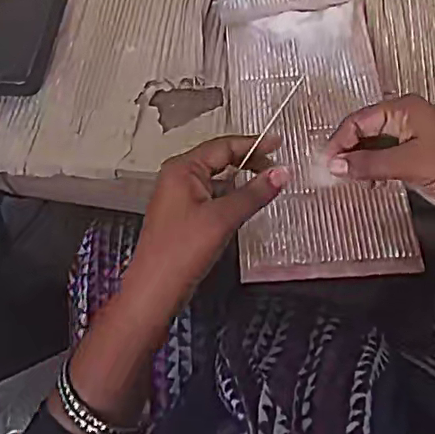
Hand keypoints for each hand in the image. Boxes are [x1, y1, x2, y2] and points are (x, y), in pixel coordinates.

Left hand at [123, 136, 289, 306]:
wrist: (155, 289)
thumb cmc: (177, 253)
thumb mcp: (223, 218)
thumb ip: (254, 193)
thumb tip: (279, 173)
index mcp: (181, 170)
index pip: (222, 146)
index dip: (252, 144)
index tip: (276, 143)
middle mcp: (177, 178)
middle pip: (219, 159)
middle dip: (247, 161)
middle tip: (275, 167)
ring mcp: (179, 197)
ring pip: (216, 179)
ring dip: (240, 181)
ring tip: (266, 185)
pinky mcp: (183, 216)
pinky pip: (211, 197)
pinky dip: (230, 197)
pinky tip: (244, 206)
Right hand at [325, 95, 434, 233]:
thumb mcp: (412, 164)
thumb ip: (370, 163)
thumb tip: (334, 165)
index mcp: (405, 109)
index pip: (358, 120)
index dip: (339, 140)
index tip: (326, 164)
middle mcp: (406, 119)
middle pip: (362, 130)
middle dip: (345, 150)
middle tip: (331, 174)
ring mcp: (410, 140)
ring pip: (371, 146)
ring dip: (357, 162)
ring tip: (346, 181)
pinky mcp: (415, 160)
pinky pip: (382, 160)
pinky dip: (370, 170)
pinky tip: (365, 183)